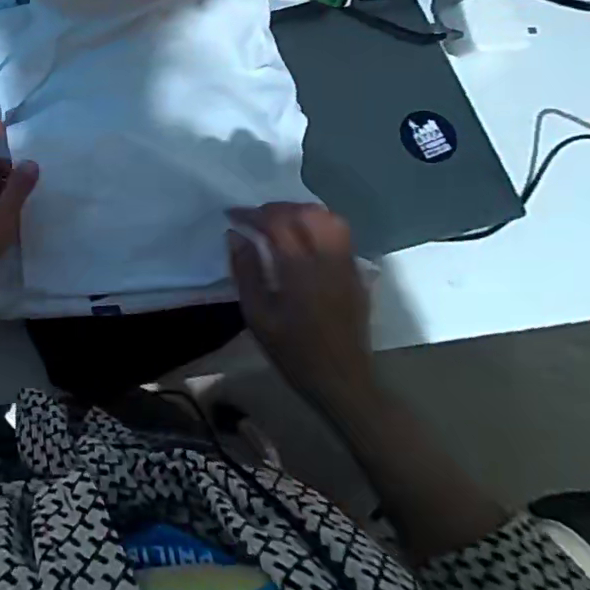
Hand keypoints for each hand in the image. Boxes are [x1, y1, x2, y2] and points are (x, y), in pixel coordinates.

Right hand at [227, 203, 375, 408]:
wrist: (342, 381)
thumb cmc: (293, 351)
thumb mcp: (257, 316)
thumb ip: (245, 271)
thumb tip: (236, 235)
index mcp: (299, 268)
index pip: (276, 222)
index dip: (251, 213)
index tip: (232, 215)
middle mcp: (327, 258)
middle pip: (306, 213)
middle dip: (276, 208)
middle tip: (254, 218)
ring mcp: (347, 264)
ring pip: (329, 218)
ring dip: (301, 212)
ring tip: (279, 223)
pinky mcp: (357, 273)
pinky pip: (341, 234)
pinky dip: (319, 224)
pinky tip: (304, 239)